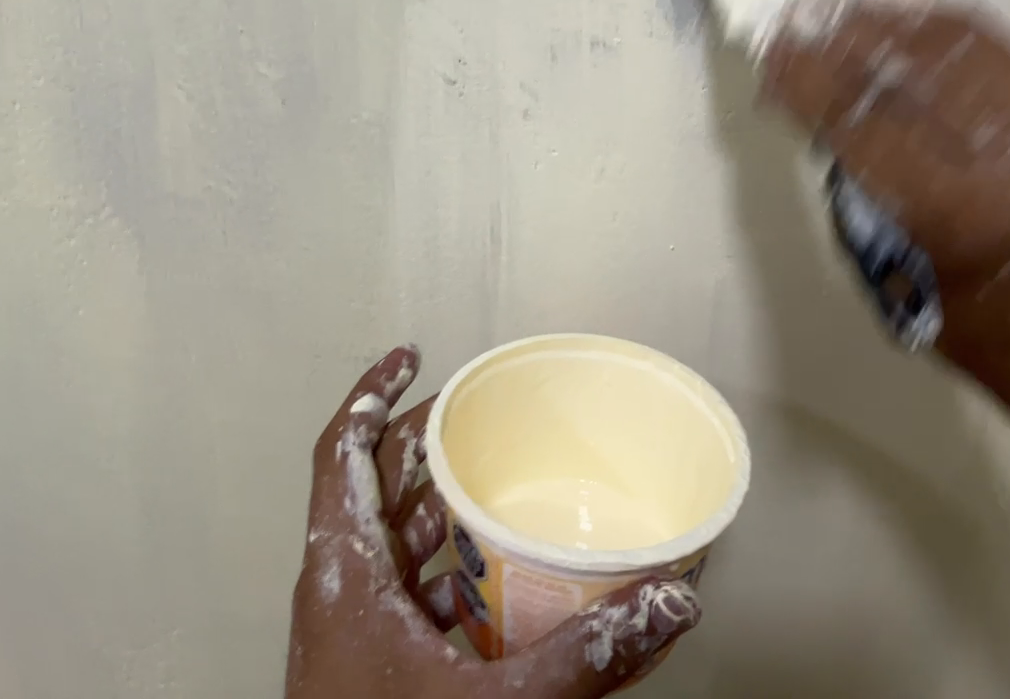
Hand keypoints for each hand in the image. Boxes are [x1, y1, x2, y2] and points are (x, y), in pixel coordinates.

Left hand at [285, 347, 702, 697]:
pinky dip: (451, 554)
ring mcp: (359, 620)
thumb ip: (583, 655)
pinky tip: (497, 562)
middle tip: (478, 407)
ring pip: (397, 529)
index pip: (343, 453)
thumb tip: (666, 601)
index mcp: (344, 574)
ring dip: (440, 494)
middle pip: (377, 480)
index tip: (410, 354)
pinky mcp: (379, 653)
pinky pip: (414, 578)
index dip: (370, 394)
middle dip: (426, 435)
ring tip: (494, 468)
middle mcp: (344, 585)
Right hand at [761, 0, 1009, 370]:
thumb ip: (859, 180)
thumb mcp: (888, 266)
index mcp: (960, 216)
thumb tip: (820, 106)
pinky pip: (993, 47)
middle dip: (840, 37)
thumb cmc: (966, 321)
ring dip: (886, 19)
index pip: (865, 122)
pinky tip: (894, 18)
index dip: (810, 79)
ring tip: (836, 6)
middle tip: (794, 15)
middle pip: (909, 71)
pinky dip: (933, 26)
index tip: (770, 51)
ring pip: (955, 44)